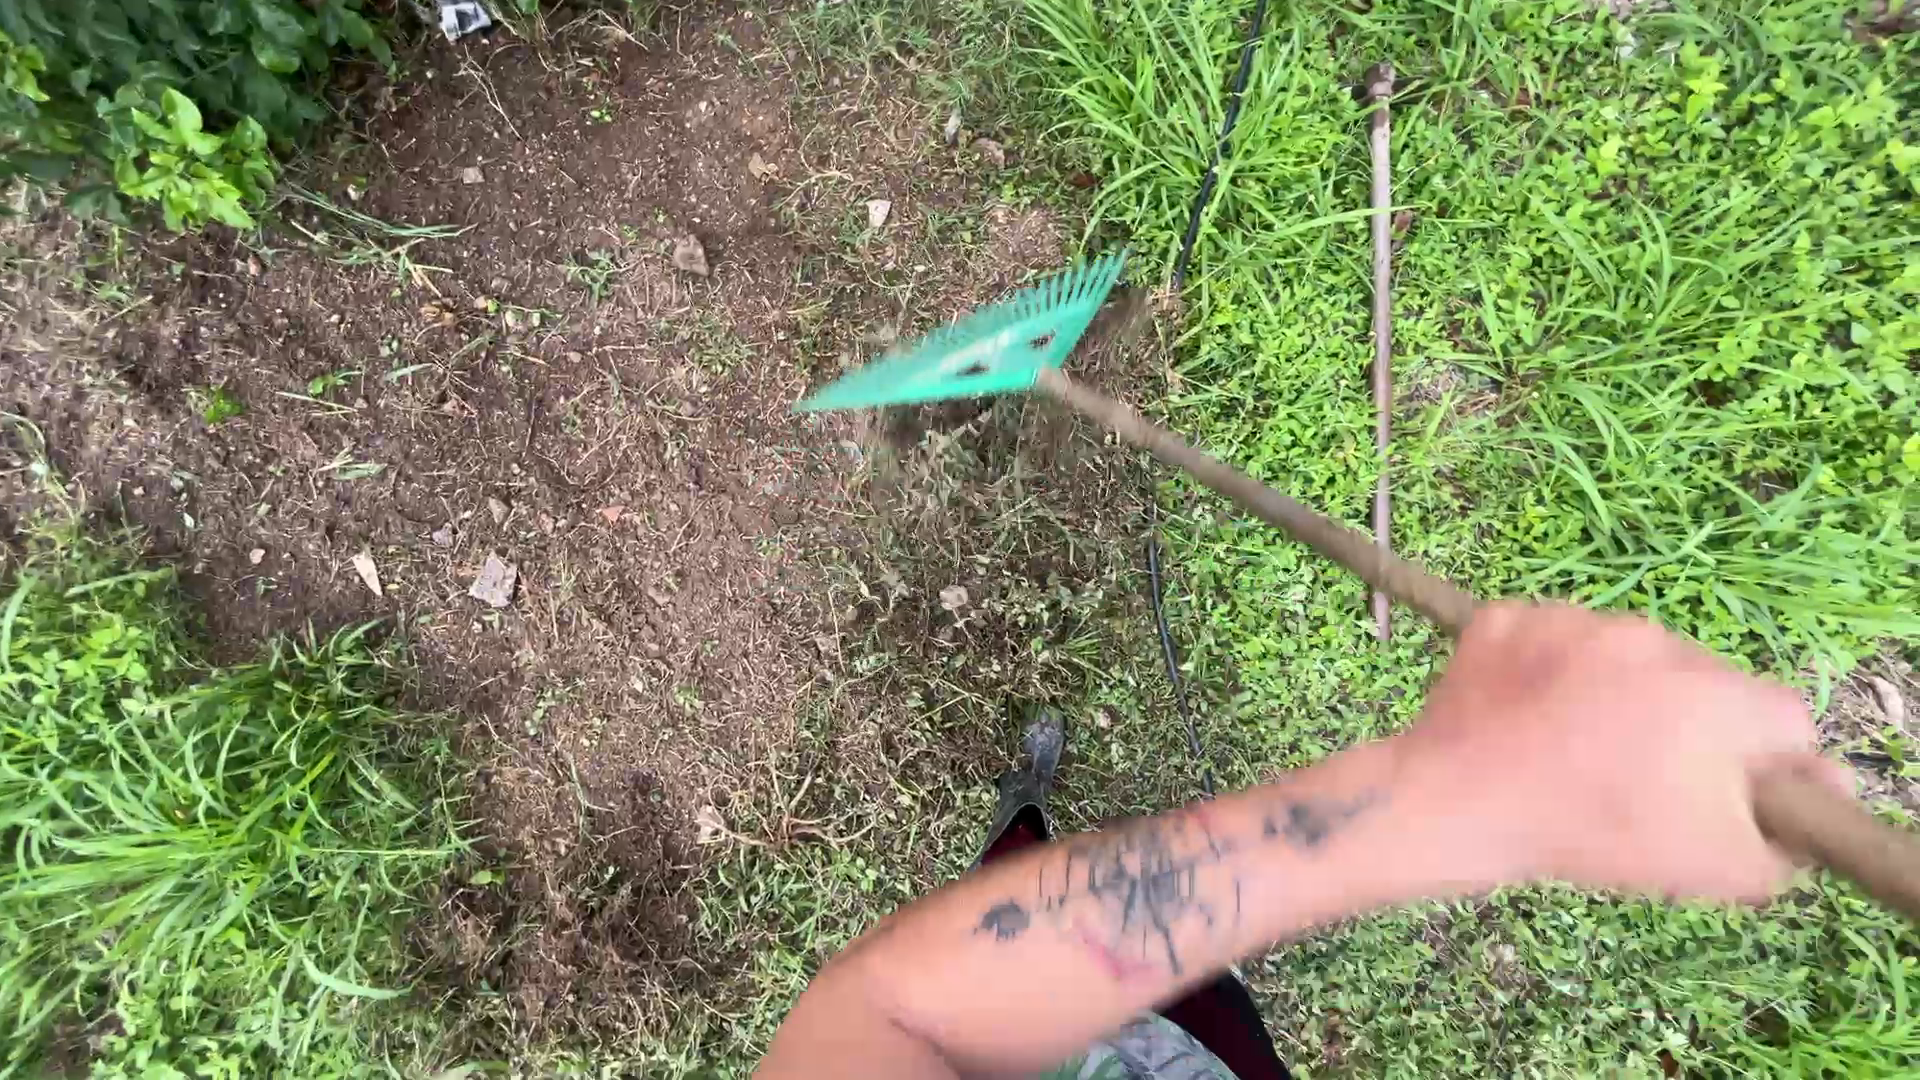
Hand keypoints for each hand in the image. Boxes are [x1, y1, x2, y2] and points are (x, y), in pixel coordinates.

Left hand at [1398, 601, 1850, 901]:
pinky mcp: (1501, 618)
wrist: (1457, 798)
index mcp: (1713, 693)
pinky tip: (1525, 704)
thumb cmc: (1590, 831)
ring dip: (1609, 684)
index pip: (1779, 720)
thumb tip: (1812, 782)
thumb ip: (1794, 833)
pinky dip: (1541, 664)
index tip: (1710, 788)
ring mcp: (1563, 620)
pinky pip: (1543, 637)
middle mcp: (1643, 638)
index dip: (1757, 761)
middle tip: (1630, 763)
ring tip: (1570, 734)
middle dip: (1681, 718)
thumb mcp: (1727, 865)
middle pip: (1695, 677)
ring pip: (1616, 651)